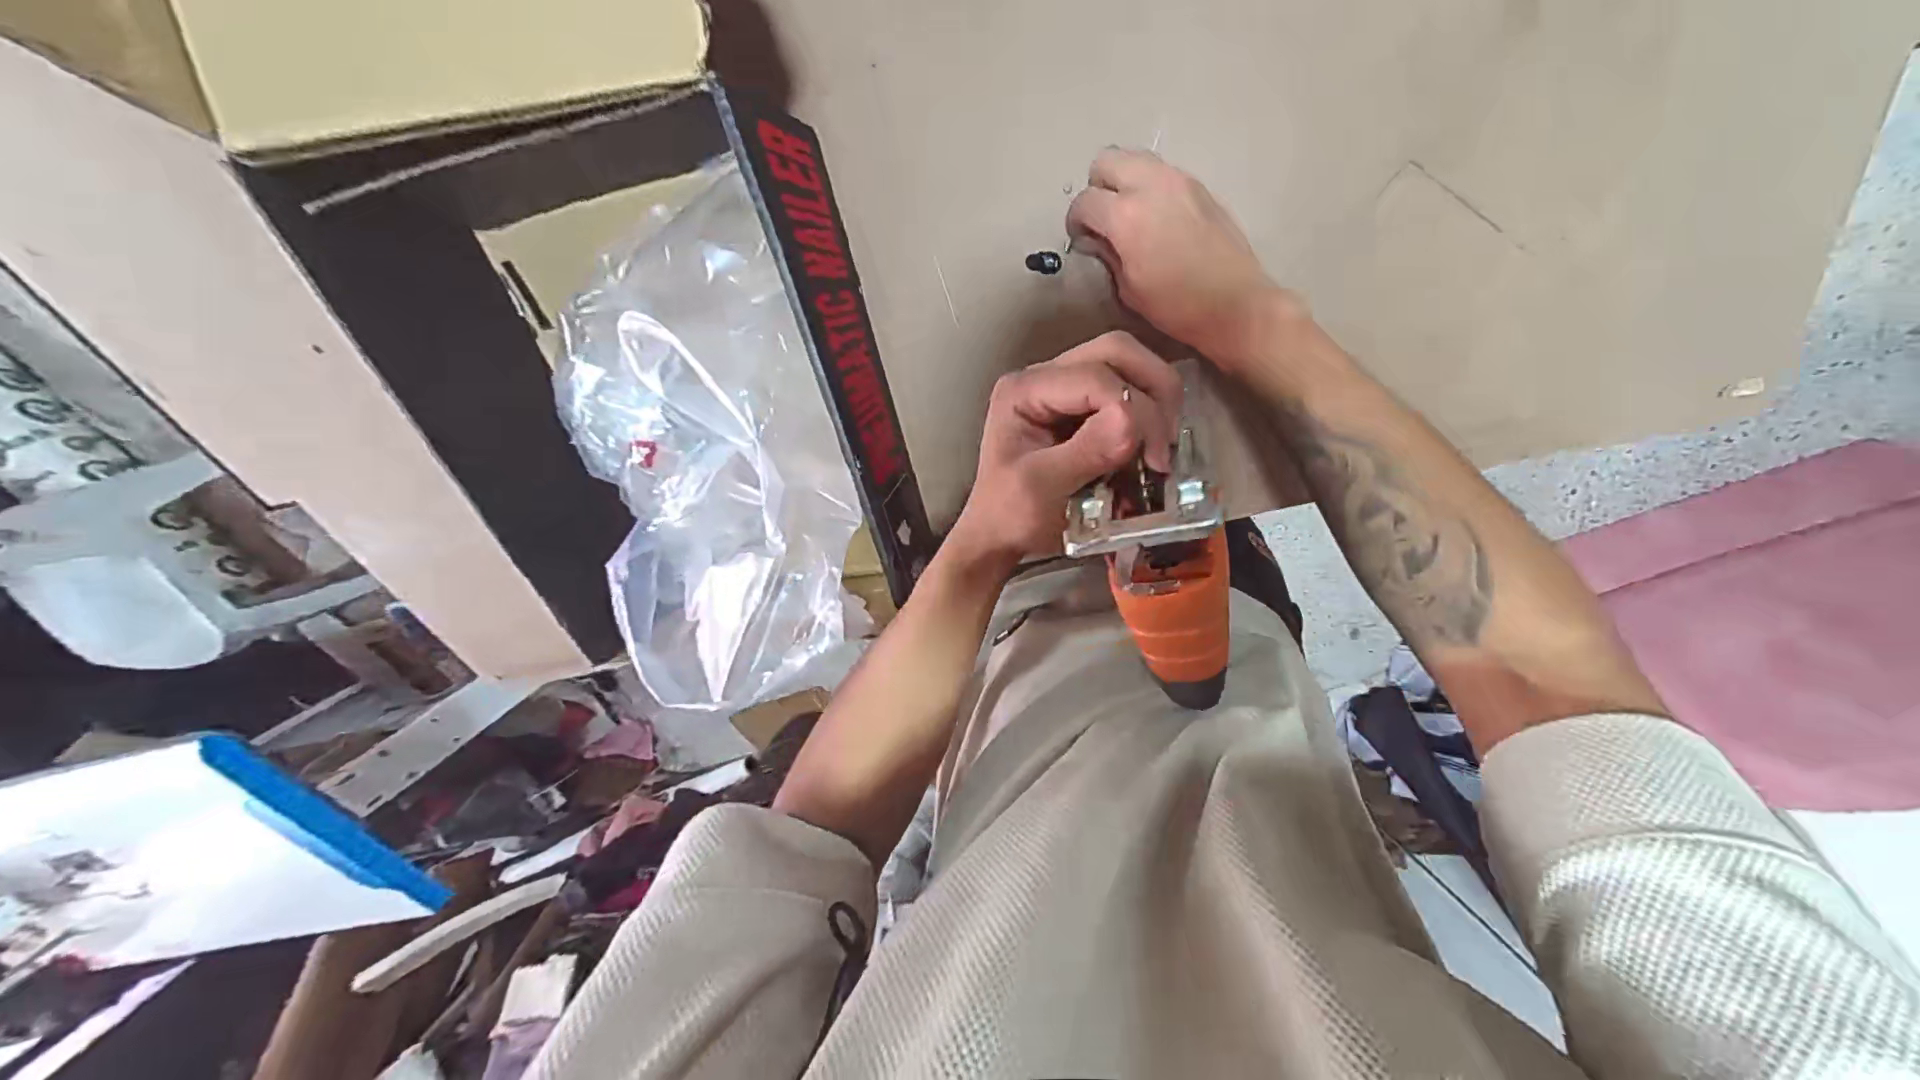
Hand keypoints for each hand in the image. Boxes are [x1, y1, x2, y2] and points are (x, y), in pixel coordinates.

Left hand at [947, 331, 1183, 568]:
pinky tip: (1152, 442)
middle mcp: (1044, 378)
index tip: (1155, 458)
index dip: (1133, 409)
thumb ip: (1085, 451)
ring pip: (1127, 365)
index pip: (1094, 375)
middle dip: (1153, 390)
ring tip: (1162, 444)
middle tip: (1167, 440)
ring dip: (1156, 398)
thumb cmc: (1012, 515)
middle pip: (1115, 352)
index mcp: (1024, 390)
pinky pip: (1127, 389)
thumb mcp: (1042, 488)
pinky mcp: (1081, 406)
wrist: (999, 536)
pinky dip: (1148, 411)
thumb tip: (1133, 421)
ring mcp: (1064, 388)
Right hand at [1067, 148, 1299, 370]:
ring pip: (1136, 159)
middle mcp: (1151, 186)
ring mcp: (1179, 181)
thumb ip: (1108, 255)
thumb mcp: (1128, 289)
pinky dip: (1150, 187)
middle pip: (1106, 161)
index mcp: (1126, 217)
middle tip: (1102, 219)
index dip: (1076, 222)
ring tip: (1129, 215)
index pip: (1084, 201)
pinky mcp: (1199, 187)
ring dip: (1124, 182)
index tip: (1082, 240)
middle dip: (1097, 187)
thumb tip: (1098, 240)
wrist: (1234, 303)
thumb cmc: (1175, 306)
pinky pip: (1162, 172)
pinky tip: (1157, 219)